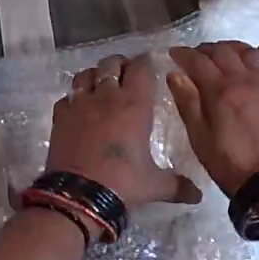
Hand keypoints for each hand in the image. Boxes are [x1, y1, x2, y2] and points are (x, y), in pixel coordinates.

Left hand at [48, 54, 201, 207]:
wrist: (79, 196)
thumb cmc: (123, 184)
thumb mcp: (155, 185)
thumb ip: (177, 186)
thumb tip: (198, 196)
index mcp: (134, 105)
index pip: (141, 68)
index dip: (145, 63)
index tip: (148, 66)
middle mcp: (106, 97)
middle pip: (111, 64)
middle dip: (120, 65)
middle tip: (125, 74)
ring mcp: (79, 105)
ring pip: (85, 75)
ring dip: (95, 76)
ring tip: (101, 85)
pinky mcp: (59, 117)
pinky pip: (67, 97)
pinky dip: (74, 98)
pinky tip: (79, 109)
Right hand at [167, 41, 258, 194]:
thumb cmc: (231, 163)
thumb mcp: (200, 138)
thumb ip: (188, 103)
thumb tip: (175, 74)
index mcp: (219, 90)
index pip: (198, 62)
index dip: (184, 54)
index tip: (174, 53)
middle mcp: (245, 79)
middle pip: (224, 52)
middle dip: (207, 49)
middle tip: (198, 55)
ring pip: (251, 53)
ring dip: (235, 48)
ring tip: (226, 53)